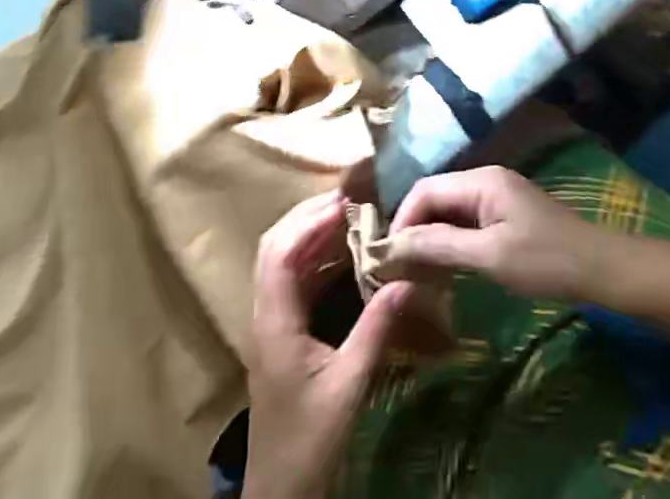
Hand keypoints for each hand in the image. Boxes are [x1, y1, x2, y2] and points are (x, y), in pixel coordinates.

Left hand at [244, 193, 414, 498]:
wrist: (281, 487)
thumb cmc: (309, 438)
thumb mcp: (348, 384)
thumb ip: (376, 330)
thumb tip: (404, 280)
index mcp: (274, 322)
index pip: (279, 254)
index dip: (309, 222)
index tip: (345, 203)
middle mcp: (265, 314)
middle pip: (274, 247)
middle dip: (306, 218)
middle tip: (348, 200)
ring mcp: (270, 322)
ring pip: (281, 262)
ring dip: (310, 235)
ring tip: (348, 216)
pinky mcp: (280, 332)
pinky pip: (293, 281)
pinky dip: (315, 259)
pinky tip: (342, 255)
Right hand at [384, 166, 616, 301]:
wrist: (603, 269)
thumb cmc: (546, 260)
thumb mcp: (489, 256)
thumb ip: (440, 246)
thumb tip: (394, 245)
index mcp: (480, 181)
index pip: (424, 190)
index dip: (401, 220)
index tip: (387, 256)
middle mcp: (485, 180)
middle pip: (435, 197)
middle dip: (413, 228)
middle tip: (398, 266)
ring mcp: (497, 196)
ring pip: (449, 210)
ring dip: (431, 236)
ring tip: (415, 269)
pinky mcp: (506, 214)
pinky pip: (466, 220)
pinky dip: (451, 240)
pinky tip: (444, 265)